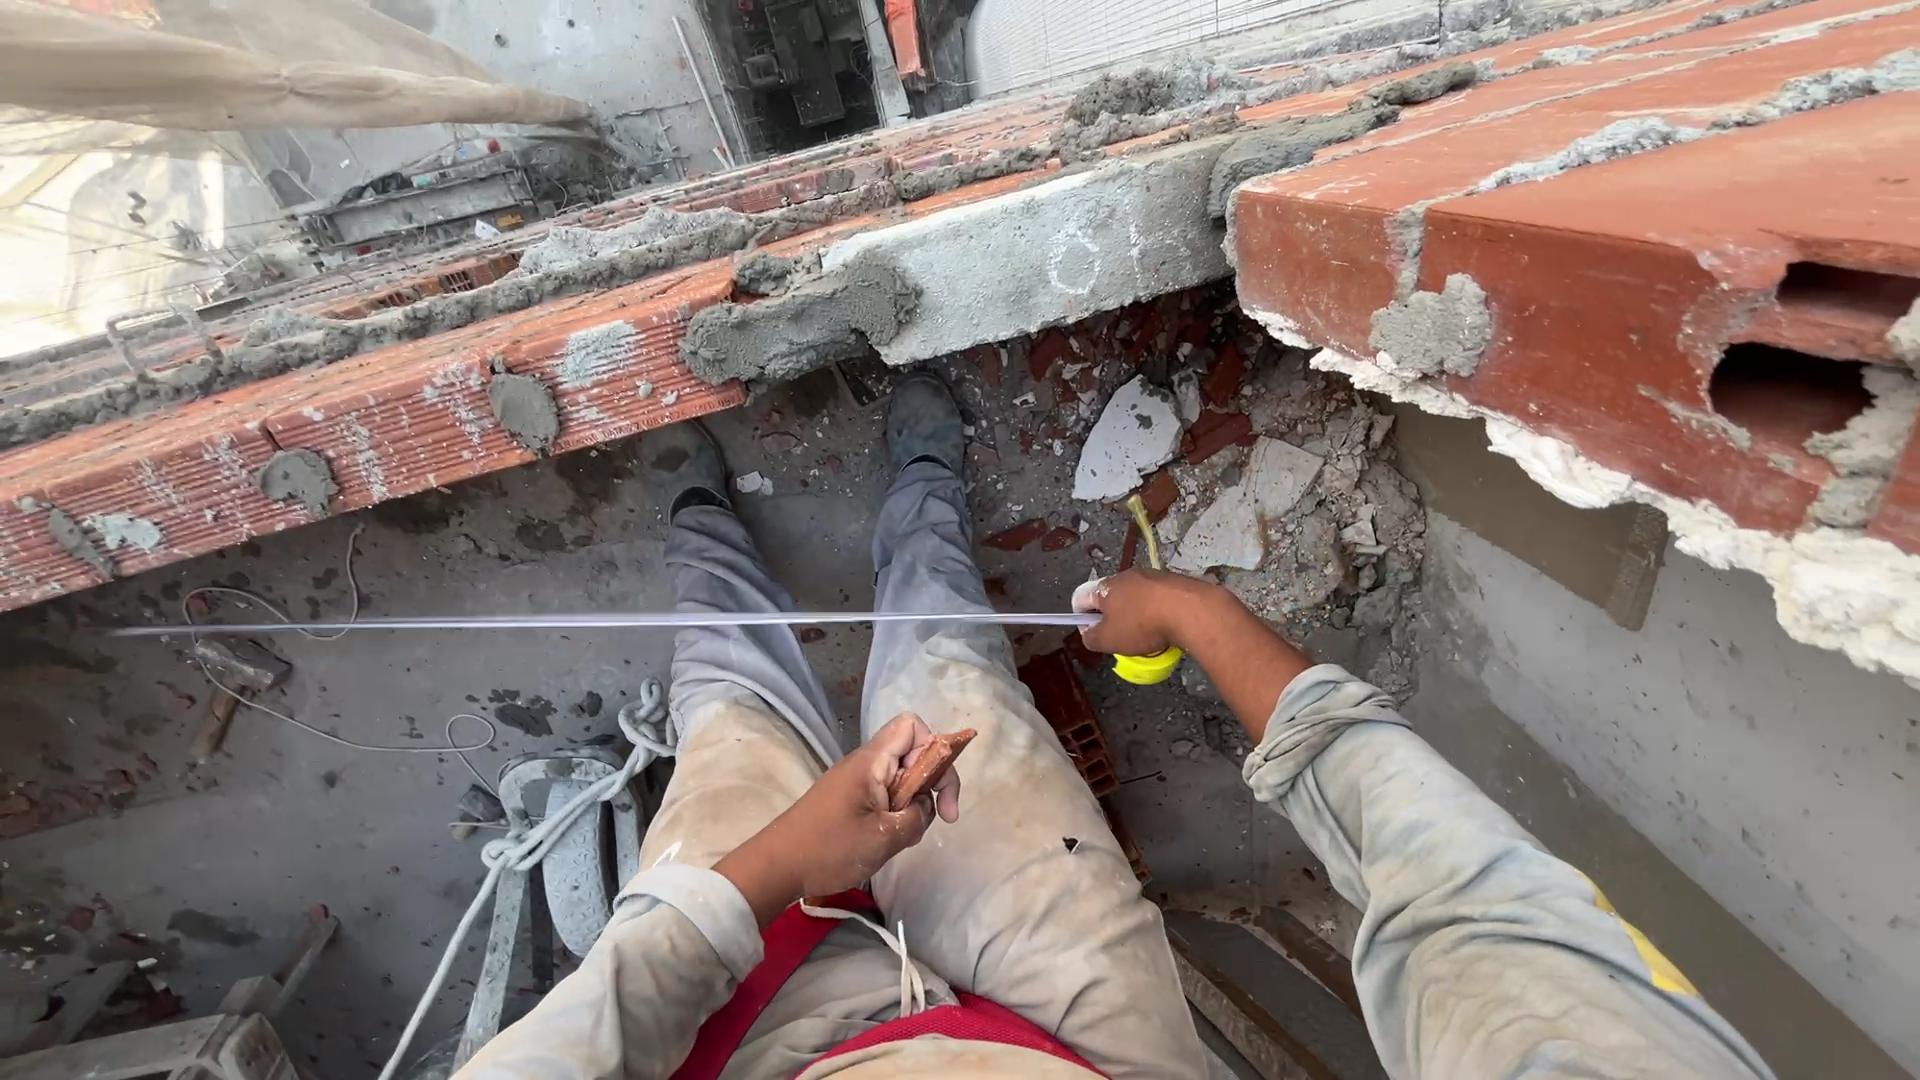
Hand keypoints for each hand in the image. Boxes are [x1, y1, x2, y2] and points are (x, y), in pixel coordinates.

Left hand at [715, 713, 960, 925]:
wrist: (776, 867)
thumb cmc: (829, 848)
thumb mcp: (884, 837)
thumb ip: (917, 816)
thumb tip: (926, 806)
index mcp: (872, 760)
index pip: (912, 726)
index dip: (935, 748)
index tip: (940, 790)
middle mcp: (866, 763)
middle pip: (912, 754)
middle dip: (931, 784)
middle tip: (936, 820)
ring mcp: (856, 782)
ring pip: (901, 779)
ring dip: (914, 804)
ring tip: (906, 837)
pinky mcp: (849, 801)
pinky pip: (885, 796)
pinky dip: (896, 815)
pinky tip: (890, 841)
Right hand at [1073, 567, 1229, 654]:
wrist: (1192, 610)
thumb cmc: (1143, 625)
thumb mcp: (1109, 640)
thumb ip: (1091, 638)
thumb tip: (1088, 633)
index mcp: (1105, 587)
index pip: (1080, 597)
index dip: (1080, 616)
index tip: (1093, 632)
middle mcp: (1126, 575)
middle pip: (1109, 596)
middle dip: (1111, 617)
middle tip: (1121, 637)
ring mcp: (1151, 576)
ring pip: (1134, 596)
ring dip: (1135, 614)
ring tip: (1147, 634)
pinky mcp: (1173, 581)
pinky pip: (1156, 597)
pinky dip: (1156, 611)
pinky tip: (1166, 626)